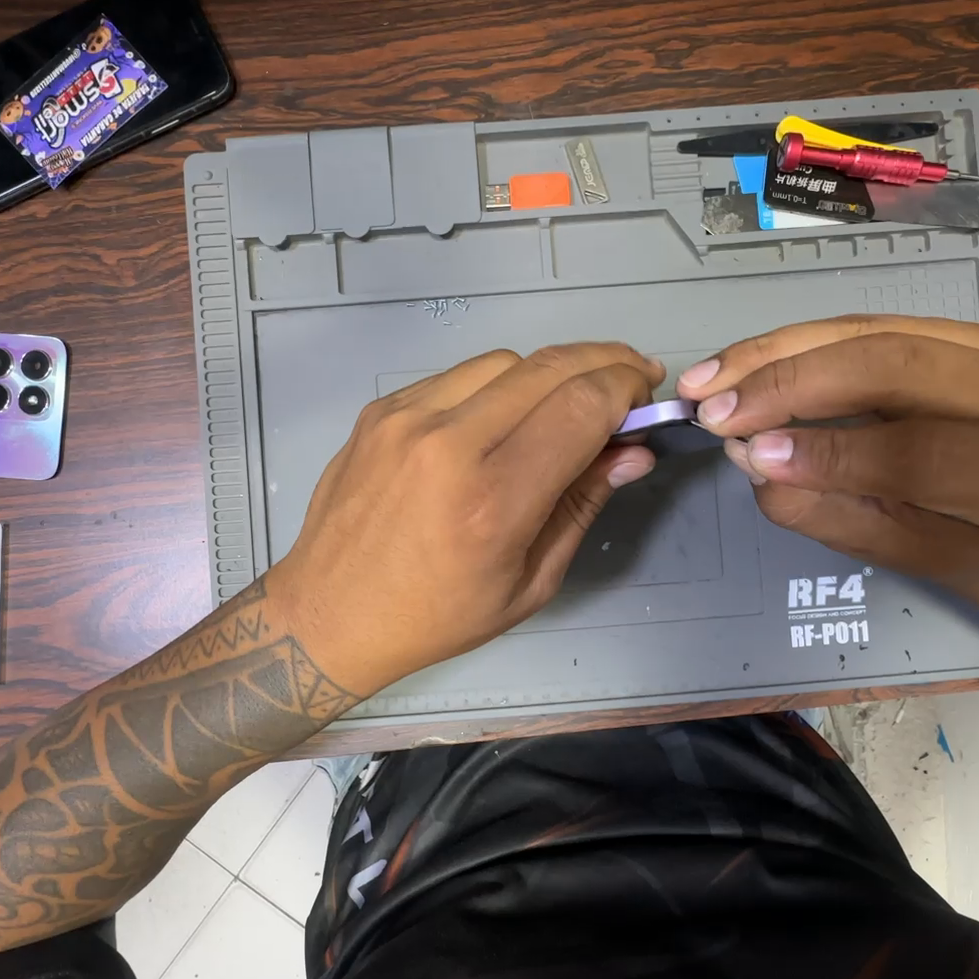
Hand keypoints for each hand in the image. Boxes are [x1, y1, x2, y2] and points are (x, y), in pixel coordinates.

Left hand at [265, 344, 661, 694]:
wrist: (333, 613)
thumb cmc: (438, 617)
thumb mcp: (529, 582)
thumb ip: (582, 506)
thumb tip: (633, 452)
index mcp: (493, 501)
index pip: (581, 407)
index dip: (626, 389)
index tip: (645, 397)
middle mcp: (449, 445)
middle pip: (549, 367)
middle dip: (605, 362)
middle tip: (631, 377)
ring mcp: (407, 419)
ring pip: (505, 361)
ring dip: (549, 373)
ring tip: (565, 403)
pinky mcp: (381, 410)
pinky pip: (458, 376)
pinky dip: (498, 385)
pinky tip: (504, 414)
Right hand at [674, 315, 978, 581]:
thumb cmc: (965, 545)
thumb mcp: (897, 551)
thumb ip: (827, 511)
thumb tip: (751, 460)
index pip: (920, 451)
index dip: (830, 451)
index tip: (749, 454)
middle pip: (892, 364)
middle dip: (789, 384)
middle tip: (712, 411)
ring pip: (867, 331)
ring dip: (774, 353)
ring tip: (706, 382)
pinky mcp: (954, 329)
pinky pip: (859, 326)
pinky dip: (789, 344)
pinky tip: (738, 364)